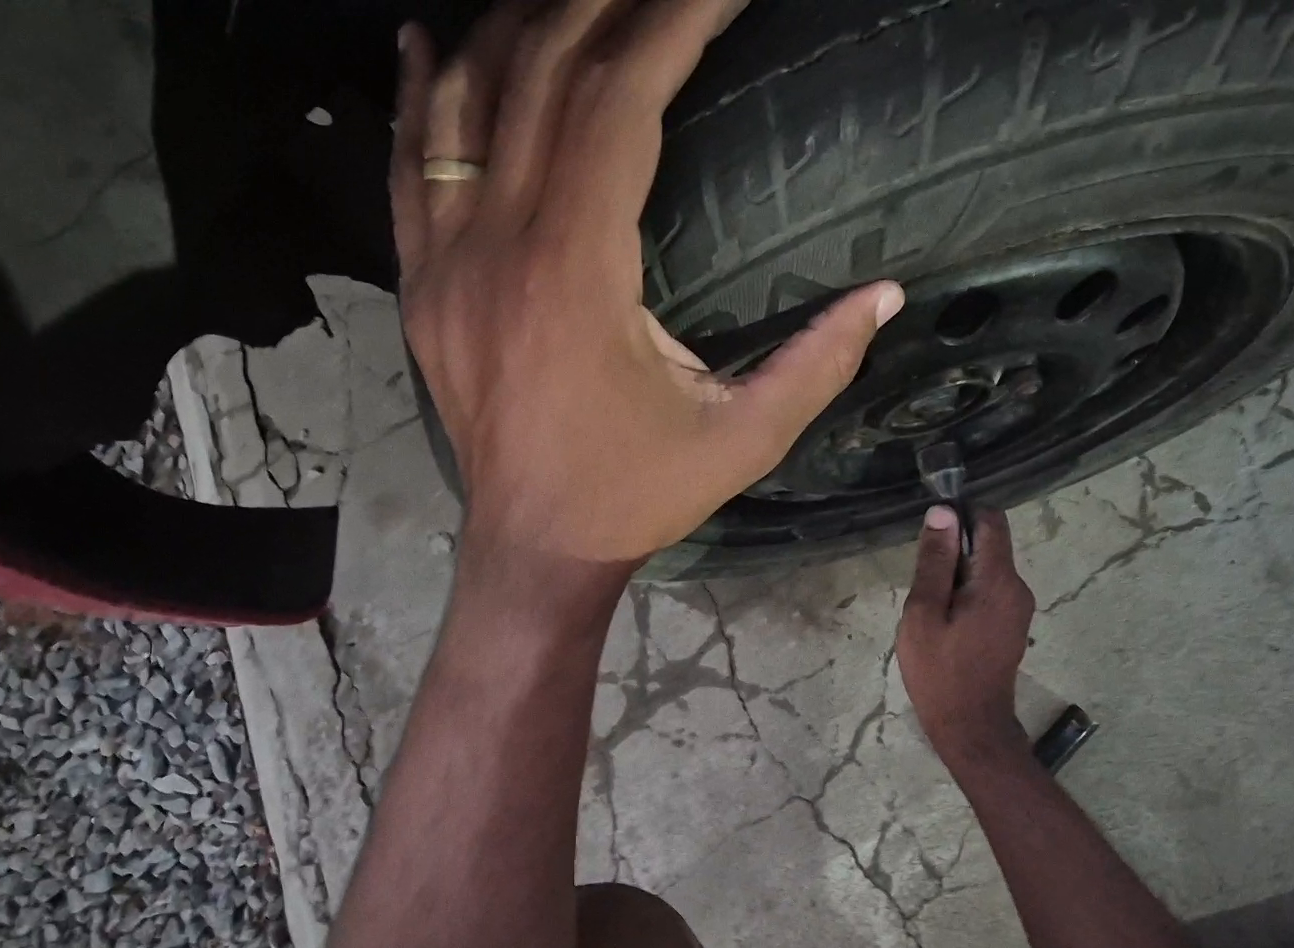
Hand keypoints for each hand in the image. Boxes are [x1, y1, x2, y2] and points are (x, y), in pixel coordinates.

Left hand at [392, 0, 903, 564]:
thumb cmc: (639, 495)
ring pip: (465, 101)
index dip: (672, 22)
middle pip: (542, 74)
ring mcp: (446, 261)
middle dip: (605, 4)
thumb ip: (819, 362)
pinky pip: (407, 164)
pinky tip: (429, 41)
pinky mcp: (423, 285)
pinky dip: (419, 93)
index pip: (619, 100)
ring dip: (519, 28)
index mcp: (578, 272)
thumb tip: (886, 294)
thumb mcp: (745, 440)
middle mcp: (499, 245)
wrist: (536, 547)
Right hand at [896, 506, 1037, 766]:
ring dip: (957, 576)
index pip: (991, 520)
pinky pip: (989, 591)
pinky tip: (945, 623)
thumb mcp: (924, 612)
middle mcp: (1017, 587)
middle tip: (923, 586)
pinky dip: (966, 595)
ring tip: (930, 609)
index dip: (960, 516)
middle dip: (954, 552)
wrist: (970, 726)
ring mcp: (1018, 607)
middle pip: (988, 544)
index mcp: (998, 579)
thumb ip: (934, 560)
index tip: (930, 537)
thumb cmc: (940, 670)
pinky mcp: (1013, 624)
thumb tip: (942, 512)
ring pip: (986, 569)